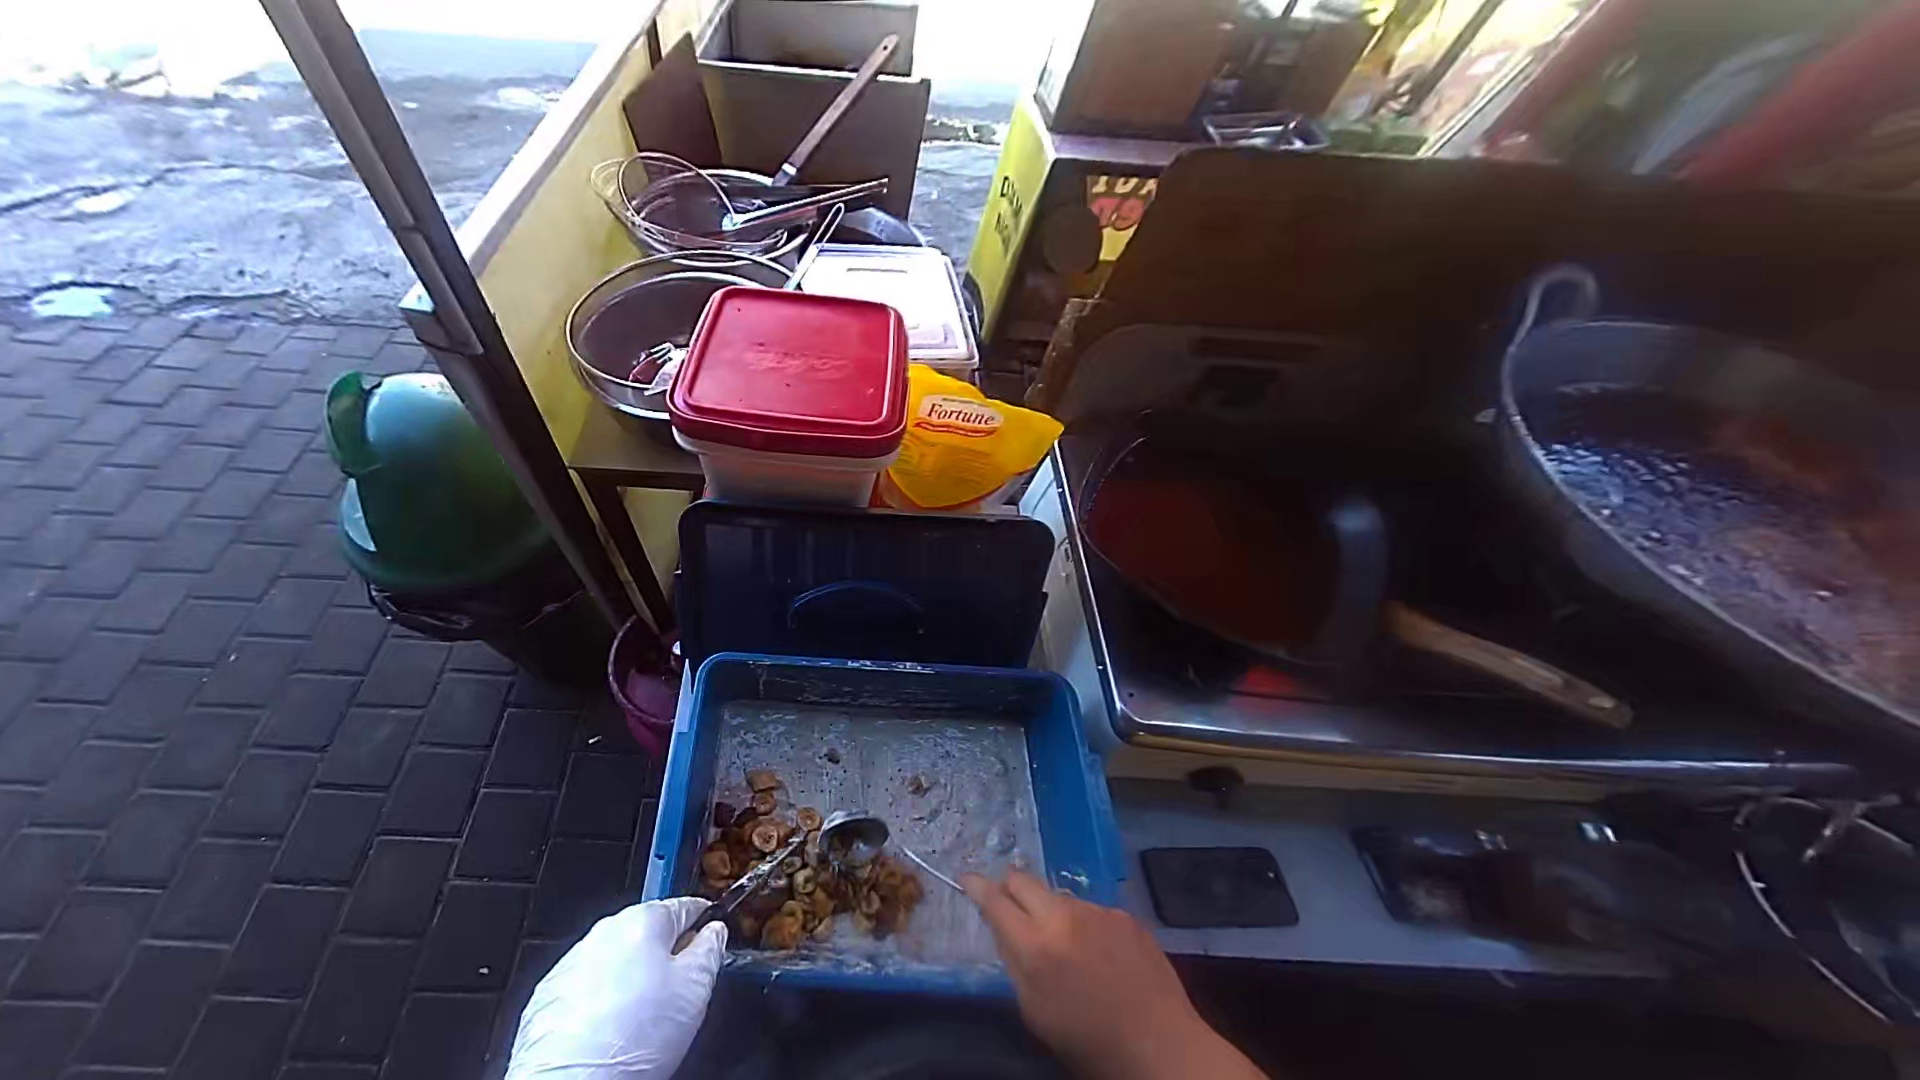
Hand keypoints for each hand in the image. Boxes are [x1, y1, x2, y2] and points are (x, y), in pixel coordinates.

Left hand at [506, 897, 727, 1079]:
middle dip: (666, 957)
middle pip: (651, 933)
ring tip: (639, 1021)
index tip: (710, 943)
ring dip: (632, 979)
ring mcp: (572, 963)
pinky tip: (609, 1032)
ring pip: (617, 960)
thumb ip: (712, 948)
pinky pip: (586, 988)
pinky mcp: (546, 998)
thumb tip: (714, 932)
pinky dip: (600, 1002)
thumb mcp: (697, 987)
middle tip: (676, 995)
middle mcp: (606, 931)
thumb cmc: (632, 1040)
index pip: (688, 906)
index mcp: (645, 919)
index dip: (705, 925)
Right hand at [962, 871, 1264, 1079]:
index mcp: (1036, 945)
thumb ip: (1014, 962)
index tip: (967, 877)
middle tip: (1008, 904)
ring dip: (1051, 911)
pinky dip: (1085, 925)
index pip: (995, 900)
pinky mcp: (1124, 914)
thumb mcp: (1035, 1011)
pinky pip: (1092, 910)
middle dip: (1009, 886)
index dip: (977, 886)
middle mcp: (1064, 915)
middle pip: (1023, 879)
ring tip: (1066, 947)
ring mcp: (1097, 910)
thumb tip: (1003, 928)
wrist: (1160, 1046)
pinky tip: (1099, 955)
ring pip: (1059, 895)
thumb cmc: (1088, 1041)